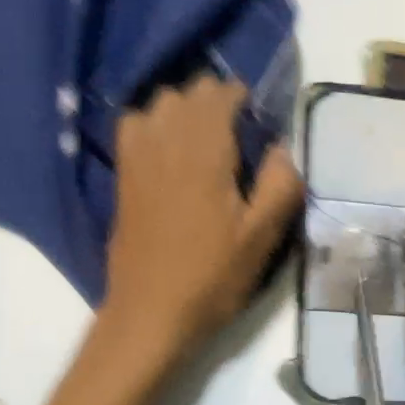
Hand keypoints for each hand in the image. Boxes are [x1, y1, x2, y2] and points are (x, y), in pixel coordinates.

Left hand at [100, 75, 305, 352]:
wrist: (150, 312)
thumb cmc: (211, 278)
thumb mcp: (261, 238)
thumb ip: (280, 184)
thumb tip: (282, 147)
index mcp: (203, 148)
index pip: (223, 92)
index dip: (247, 104)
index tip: (262, 134)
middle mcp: (165, 137)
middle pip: (190, 91)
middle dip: (217, 105)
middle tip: (239, 145)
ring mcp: (137, 154)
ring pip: (160, 104)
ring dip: (185, 114)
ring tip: (206, 150)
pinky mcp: (122, 175)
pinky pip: (136, 127)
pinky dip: (155, 128)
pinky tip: (171, 160)